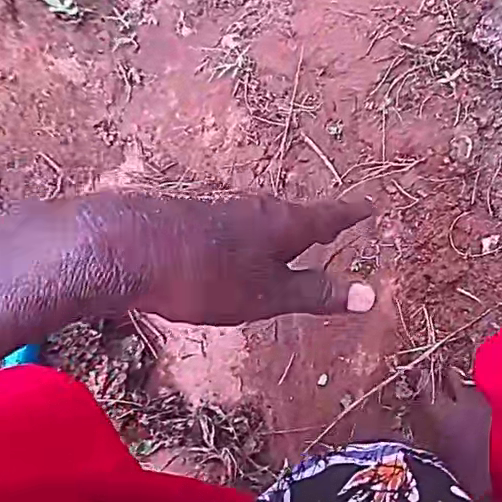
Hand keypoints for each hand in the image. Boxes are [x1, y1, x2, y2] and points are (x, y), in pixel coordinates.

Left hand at [7, 193, 376, 324]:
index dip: (352, 214)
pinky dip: (248, 236)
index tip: (370, 205)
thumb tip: (371, 296)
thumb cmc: (210, 276)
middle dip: (314, 223)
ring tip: (288, 240)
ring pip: (262, 218)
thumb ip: (317, 293)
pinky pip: (234, 224)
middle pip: (295, 214)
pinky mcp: (192, 216)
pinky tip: (234, 249)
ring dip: (280, 230)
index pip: (330, 216)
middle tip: (333, 227)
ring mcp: (222, 208)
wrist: (129, 248)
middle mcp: (257, 207)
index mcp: (284, 223)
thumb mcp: (270, 294)